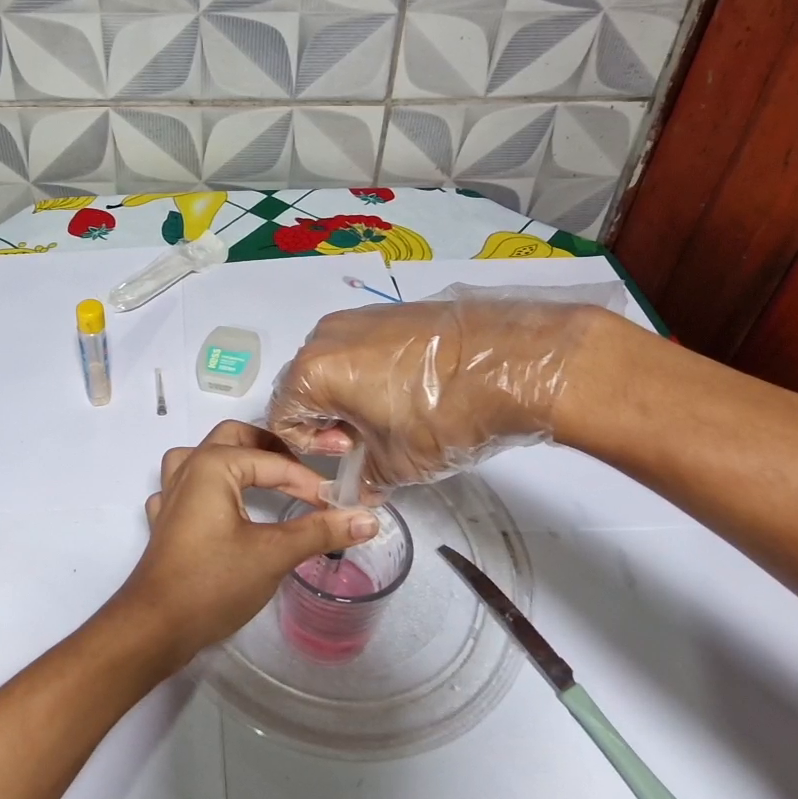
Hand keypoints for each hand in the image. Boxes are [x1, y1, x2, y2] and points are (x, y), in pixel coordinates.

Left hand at [110, 421, 379, 665]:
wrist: (155, 627)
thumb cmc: (213, 582)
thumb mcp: (273, 555)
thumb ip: (320, 532)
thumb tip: (368, 518)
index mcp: (213, 465)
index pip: (275, 463)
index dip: (311, 482)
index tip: (341, 504)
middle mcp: (189, 468)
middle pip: (234, 438)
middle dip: (272, 450)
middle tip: (305, 474)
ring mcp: (171, 494)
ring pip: (205, 457)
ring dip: (235, 458)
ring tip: (265, 477)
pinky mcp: (165, 521)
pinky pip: (186, 487)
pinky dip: (208, 488)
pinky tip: (221, 507)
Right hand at [267, 288, 610, 488]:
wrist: (515, 362)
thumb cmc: (444, 416)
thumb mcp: (398, 464)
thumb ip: (364, 479)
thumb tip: (358, 488)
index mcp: (314, 371)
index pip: (283, 417)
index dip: (311, 446)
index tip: (350, 452)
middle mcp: (327, 335)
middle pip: (306, 386)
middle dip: (329, 419)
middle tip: (372, 439)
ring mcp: (361, 317)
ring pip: (336, 365)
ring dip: (352, 396)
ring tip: (397, 415)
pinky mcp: (393, 310)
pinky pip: (364, 348)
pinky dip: (375, 373)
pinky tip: (416, 390)